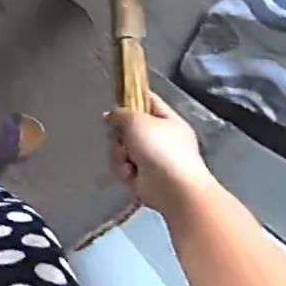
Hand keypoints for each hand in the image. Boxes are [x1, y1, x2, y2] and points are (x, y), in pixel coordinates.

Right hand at [105, 93, 219, 217]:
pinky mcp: (143, 176)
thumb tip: (111, 116)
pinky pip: (123, 165)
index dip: (131, 97)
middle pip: (129, 127)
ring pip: (122, 148)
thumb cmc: (160, 148)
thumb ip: (120, 113)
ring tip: (127, 161)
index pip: (148, 100)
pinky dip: (124, 169)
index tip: (114, 99)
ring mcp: (153, 158)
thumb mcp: (136, 120)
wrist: (174, 188)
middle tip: (119, 137)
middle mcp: (161, 138)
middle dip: (119, 134)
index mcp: (168, 121)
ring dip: (119, 154)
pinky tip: (130, 173)